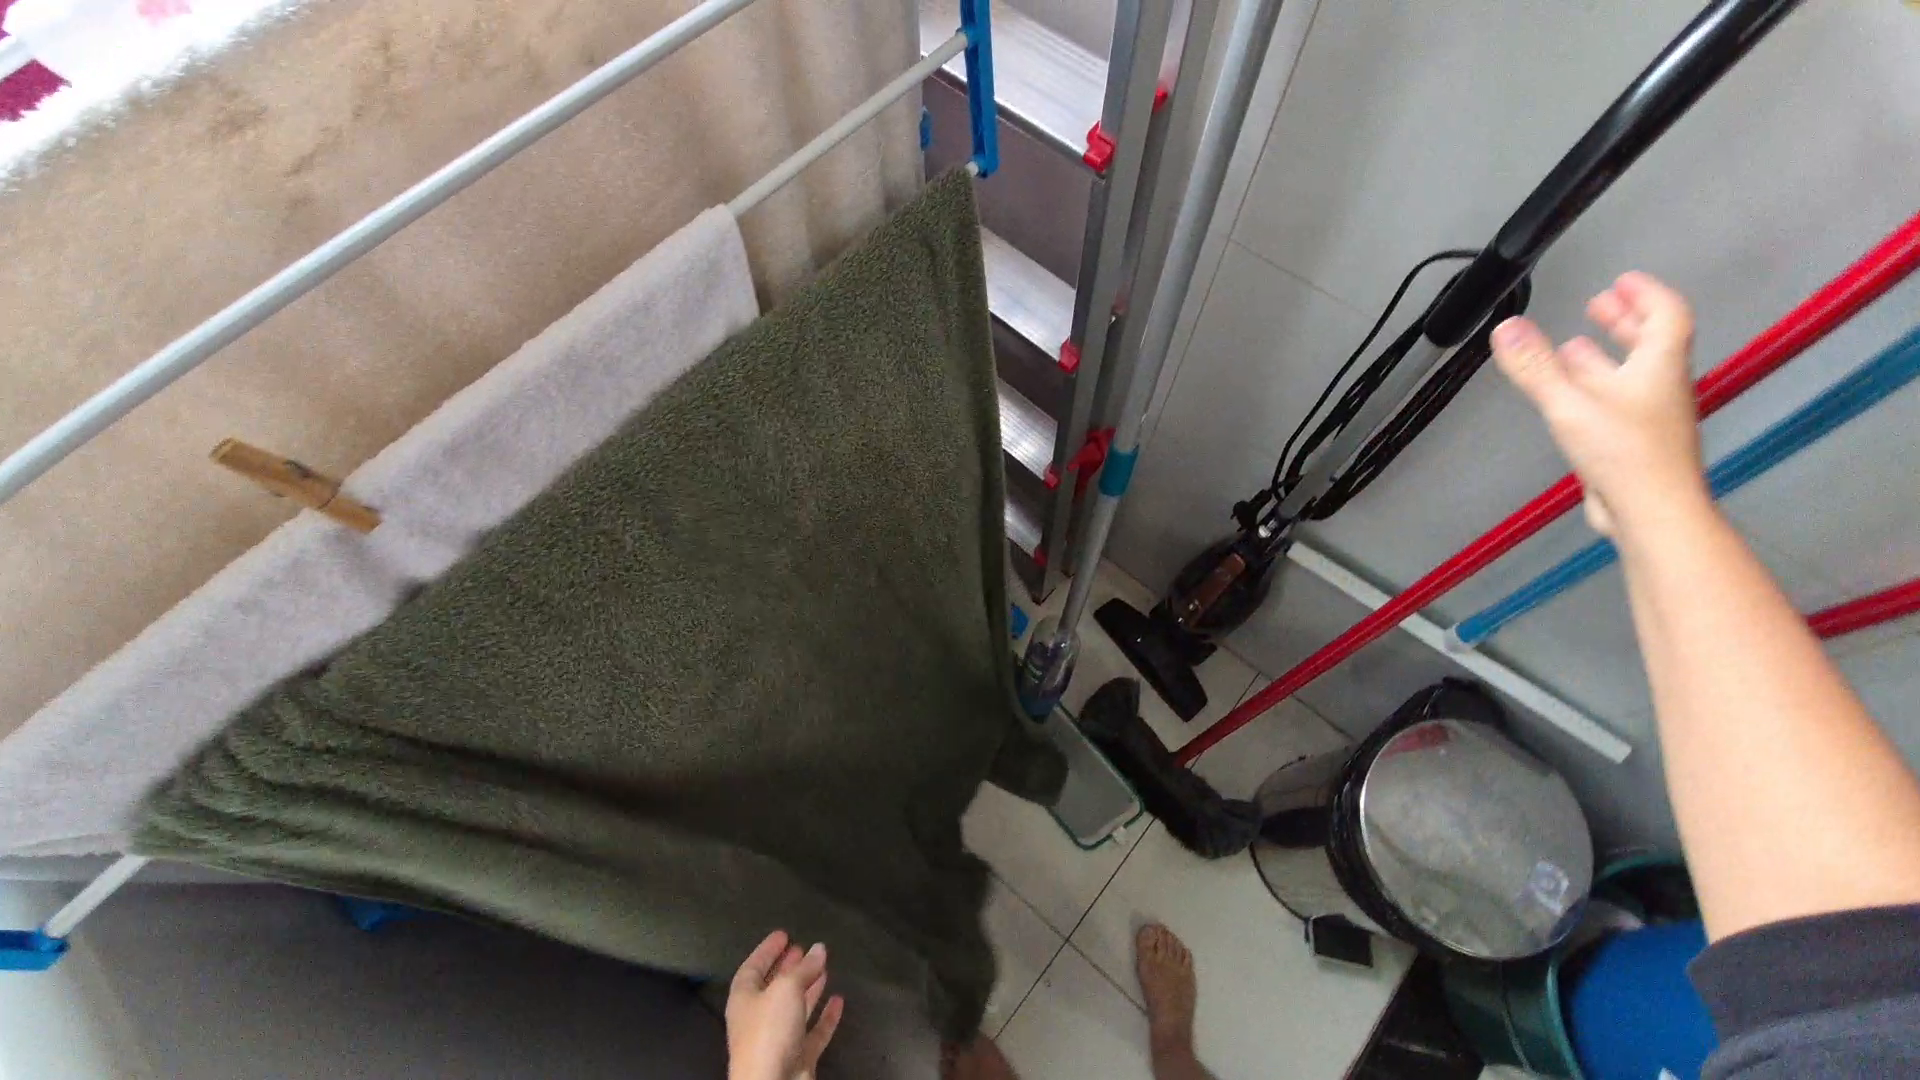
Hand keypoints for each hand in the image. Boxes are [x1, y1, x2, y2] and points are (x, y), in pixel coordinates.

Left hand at [725, 930, 844, 1079]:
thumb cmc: (769, 1031)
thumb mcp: (785, 989)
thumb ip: (803, 968)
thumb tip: (819, 948)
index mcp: (744, 999)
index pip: (752, 968)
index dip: (766, 950)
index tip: (783, 934)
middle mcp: (759, 1018)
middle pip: (774, 987)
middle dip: (789, 967)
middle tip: (805, 948)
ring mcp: (778, 1040)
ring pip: (795, 1008)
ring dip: (809, 987)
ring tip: (824, 965)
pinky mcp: (798, 1057)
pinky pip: (813, 1032)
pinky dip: (825, 1016)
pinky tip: (838, 1000)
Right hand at [1490, 271, 1709, 536]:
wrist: (1651, 511)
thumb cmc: (1626, 457)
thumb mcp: (1569, 404)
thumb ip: (1535, 367)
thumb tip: (1508, 329)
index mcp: (1657, 368)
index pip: (1664, 315)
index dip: (1645, 294)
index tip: (1623, 281)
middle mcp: (1658, 388)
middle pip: (1649, 343)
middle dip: (1623, 320)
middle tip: (1602, 304)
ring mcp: (1648, 417)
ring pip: (1629, 374)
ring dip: (1605, 355)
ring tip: (1576, 347)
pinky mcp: (1633, 443)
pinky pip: (1615, 403)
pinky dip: (1595, 388)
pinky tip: (1573, 397)